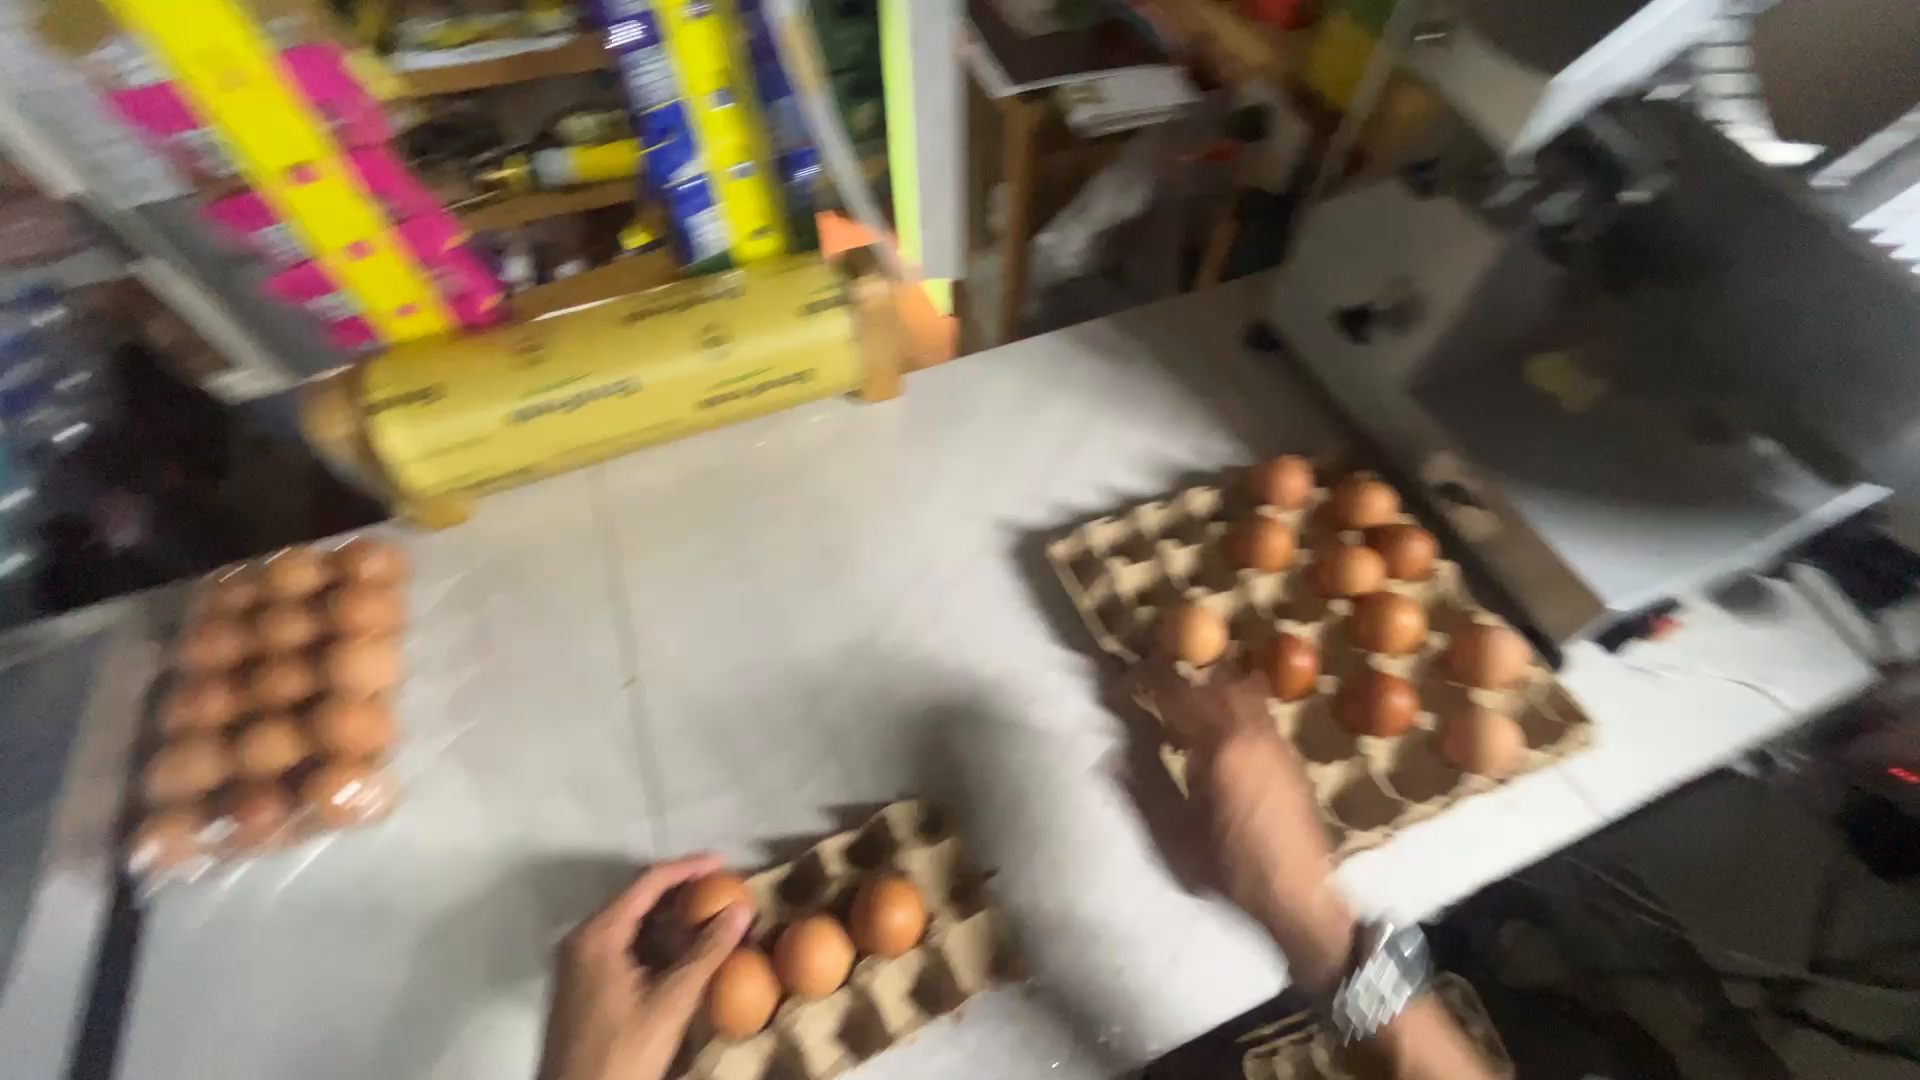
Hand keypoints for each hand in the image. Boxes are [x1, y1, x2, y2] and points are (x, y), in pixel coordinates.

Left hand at [537, 855, 752, 1079]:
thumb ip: (708, 951)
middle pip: (637, 896)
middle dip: (681, 889)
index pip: (649, 882)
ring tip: (709, 913)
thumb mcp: (672, 1002)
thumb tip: (742, 908)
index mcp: (598, 934)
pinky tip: (681, 947)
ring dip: (669, 914)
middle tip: (722, 888)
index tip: (725, 863)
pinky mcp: (582, 983)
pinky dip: (654, 937)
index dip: (689, 867)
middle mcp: (582, 939)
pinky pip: (622, 942)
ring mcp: (578, 962)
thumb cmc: (621, 1057)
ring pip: (630, 920)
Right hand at [1125, 656, 1354, 990]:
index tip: (1123, 686)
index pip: (1177, 695)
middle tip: (1151, 694)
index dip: (1147, 684)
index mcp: (1219, 746)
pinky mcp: (1289, 756)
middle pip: (1210, 684)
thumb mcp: (1175, 836)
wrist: (1302, 898)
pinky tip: (1218, 739)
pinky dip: (1231, 709)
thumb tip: (1108, 757)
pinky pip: (1256, 712)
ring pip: (1239, 692)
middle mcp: (1251, 732)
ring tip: (1184, 713)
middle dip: (1177, 683)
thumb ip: (1140, 789)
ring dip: (1207, 693)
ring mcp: (1275, 741)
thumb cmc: (1233, 869)